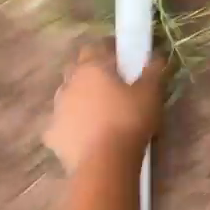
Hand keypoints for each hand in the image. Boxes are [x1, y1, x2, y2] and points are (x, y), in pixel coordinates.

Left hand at [44, 44, 168, 174]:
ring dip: (80, 96)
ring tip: (101, 107)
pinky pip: (62, 121)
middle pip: (75, 68)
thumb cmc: (129, 118)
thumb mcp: (151, 90)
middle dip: (90, 70)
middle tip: (112, 80)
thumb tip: (157, 56)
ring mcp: (57, 111)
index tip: (123, 56)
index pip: (93, 46)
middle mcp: (69, 85)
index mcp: (91, 68)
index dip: (107, 48)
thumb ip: (153, 69)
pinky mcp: (52, 136)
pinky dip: (73, 122)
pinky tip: (88, 131)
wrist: (104, 162)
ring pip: (67, 95)